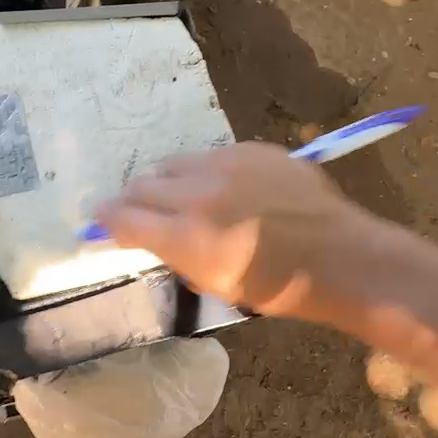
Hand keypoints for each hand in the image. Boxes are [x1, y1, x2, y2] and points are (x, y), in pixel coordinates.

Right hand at [96, 142, 398, 320]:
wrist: (339, 258)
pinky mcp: (252, 149)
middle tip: (136, 211)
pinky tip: (224, 189)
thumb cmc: (277, 287)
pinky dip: (206, 171)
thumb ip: (171, 252)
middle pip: (142, 184)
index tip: (98, 221)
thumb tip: (142, 234)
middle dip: (132, 199)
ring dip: (167, 181)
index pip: (123, 217)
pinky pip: (212, 154)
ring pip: (174, 163)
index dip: (105, 220)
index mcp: (187, 237)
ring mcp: (227, 164)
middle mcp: (199, 193)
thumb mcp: (213, 283)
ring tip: (180, 196)